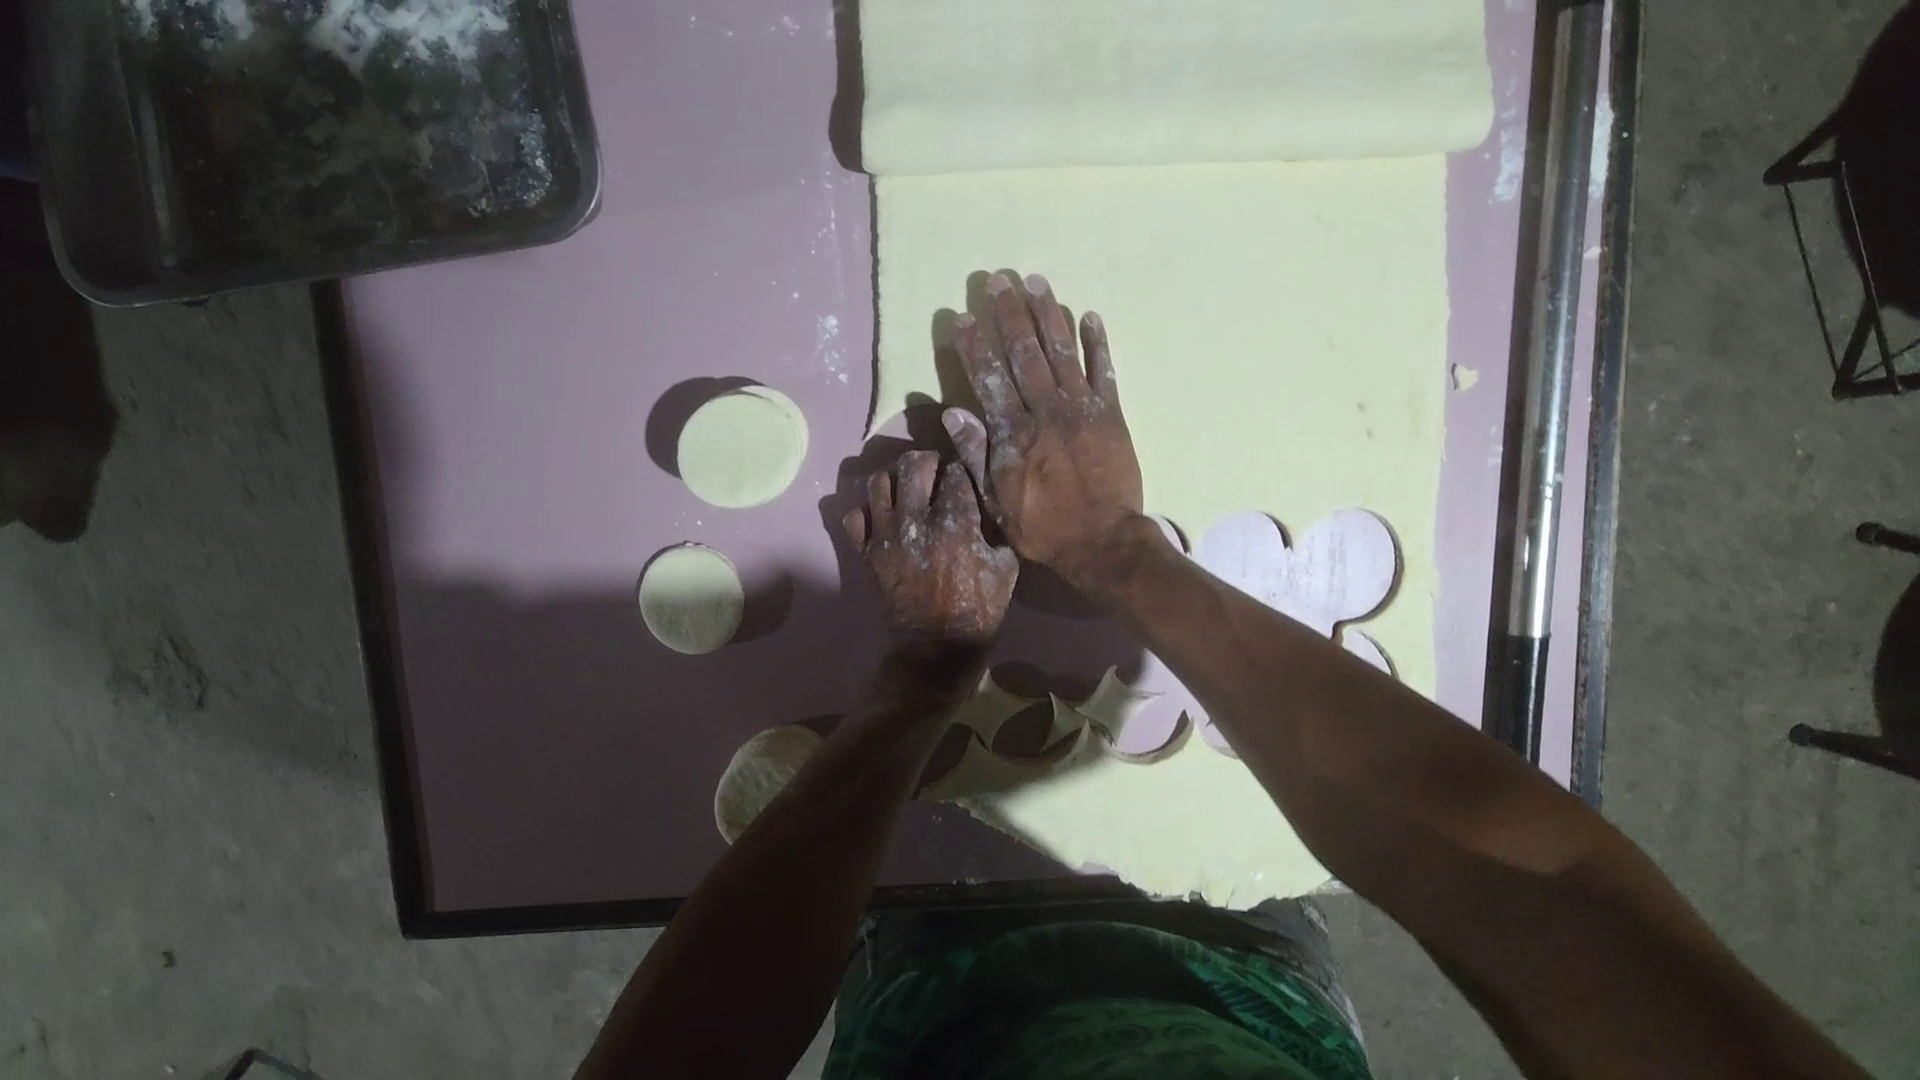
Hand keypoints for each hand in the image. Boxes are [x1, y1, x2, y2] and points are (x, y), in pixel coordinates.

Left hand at [842, 449, 1018, 652]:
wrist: (934, 649)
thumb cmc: (977, 611)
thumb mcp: (1006, 569)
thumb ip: (994, 530)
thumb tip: (985, 504)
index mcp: (955, 523)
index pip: (956, 472)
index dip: (962, 471)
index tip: (965, 479)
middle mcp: (916, 520)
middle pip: (914, 464)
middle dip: (929, 462)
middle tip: (936, 475)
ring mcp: (885, 535)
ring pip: (879, 481)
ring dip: (896, 480)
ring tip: (908, 493)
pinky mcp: (866, 552)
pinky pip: (854, 516)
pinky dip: (867, 511)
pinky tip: (884, 520)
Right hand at [944, 273, 1145, 579]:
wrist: (1103, 541)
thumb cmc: (1043, 526)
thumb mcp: (996, 501)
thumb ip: (977, 454)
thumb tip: (953, 413)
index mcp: (1014, 433)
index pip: (989, 378)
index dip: (975, 347)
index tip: (964, 318)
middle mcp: (1046, 411)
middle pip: (1025, 353)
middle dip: (1010, 314)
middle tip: (998, 280)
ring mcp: (1082, 409)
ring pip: (1062, 351)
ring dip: (1048, 314)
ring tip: (1036, 282)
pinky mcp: (1112, 414)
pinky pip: (1104, 370)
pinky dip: (1097, 342)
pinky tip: (1088, 315)